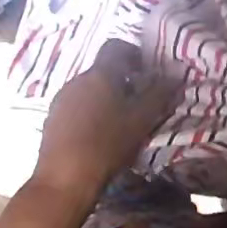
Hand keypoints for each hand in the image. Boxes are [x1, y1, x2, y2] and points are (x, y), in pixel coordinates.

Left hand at [32, 41, 177, 207]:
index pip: (116, 46)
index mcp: (99, 74)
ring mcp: (61, 99)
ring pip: (89, 89)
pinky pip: (75, 106)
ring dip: (105, 97)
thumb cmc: (107, 145)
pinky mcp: (52, 119)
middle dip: (122, 80)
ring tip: (119, 122)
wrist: (63, 181)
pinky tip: (98, 136)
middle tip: (139, 101)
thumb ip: (159, 95)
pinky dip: (90, 112)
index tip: (146, 72)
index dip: (133, 54)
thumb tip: (174, 76)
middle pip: (103, 70)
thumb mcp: (141, 121)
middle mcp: (77, 79)